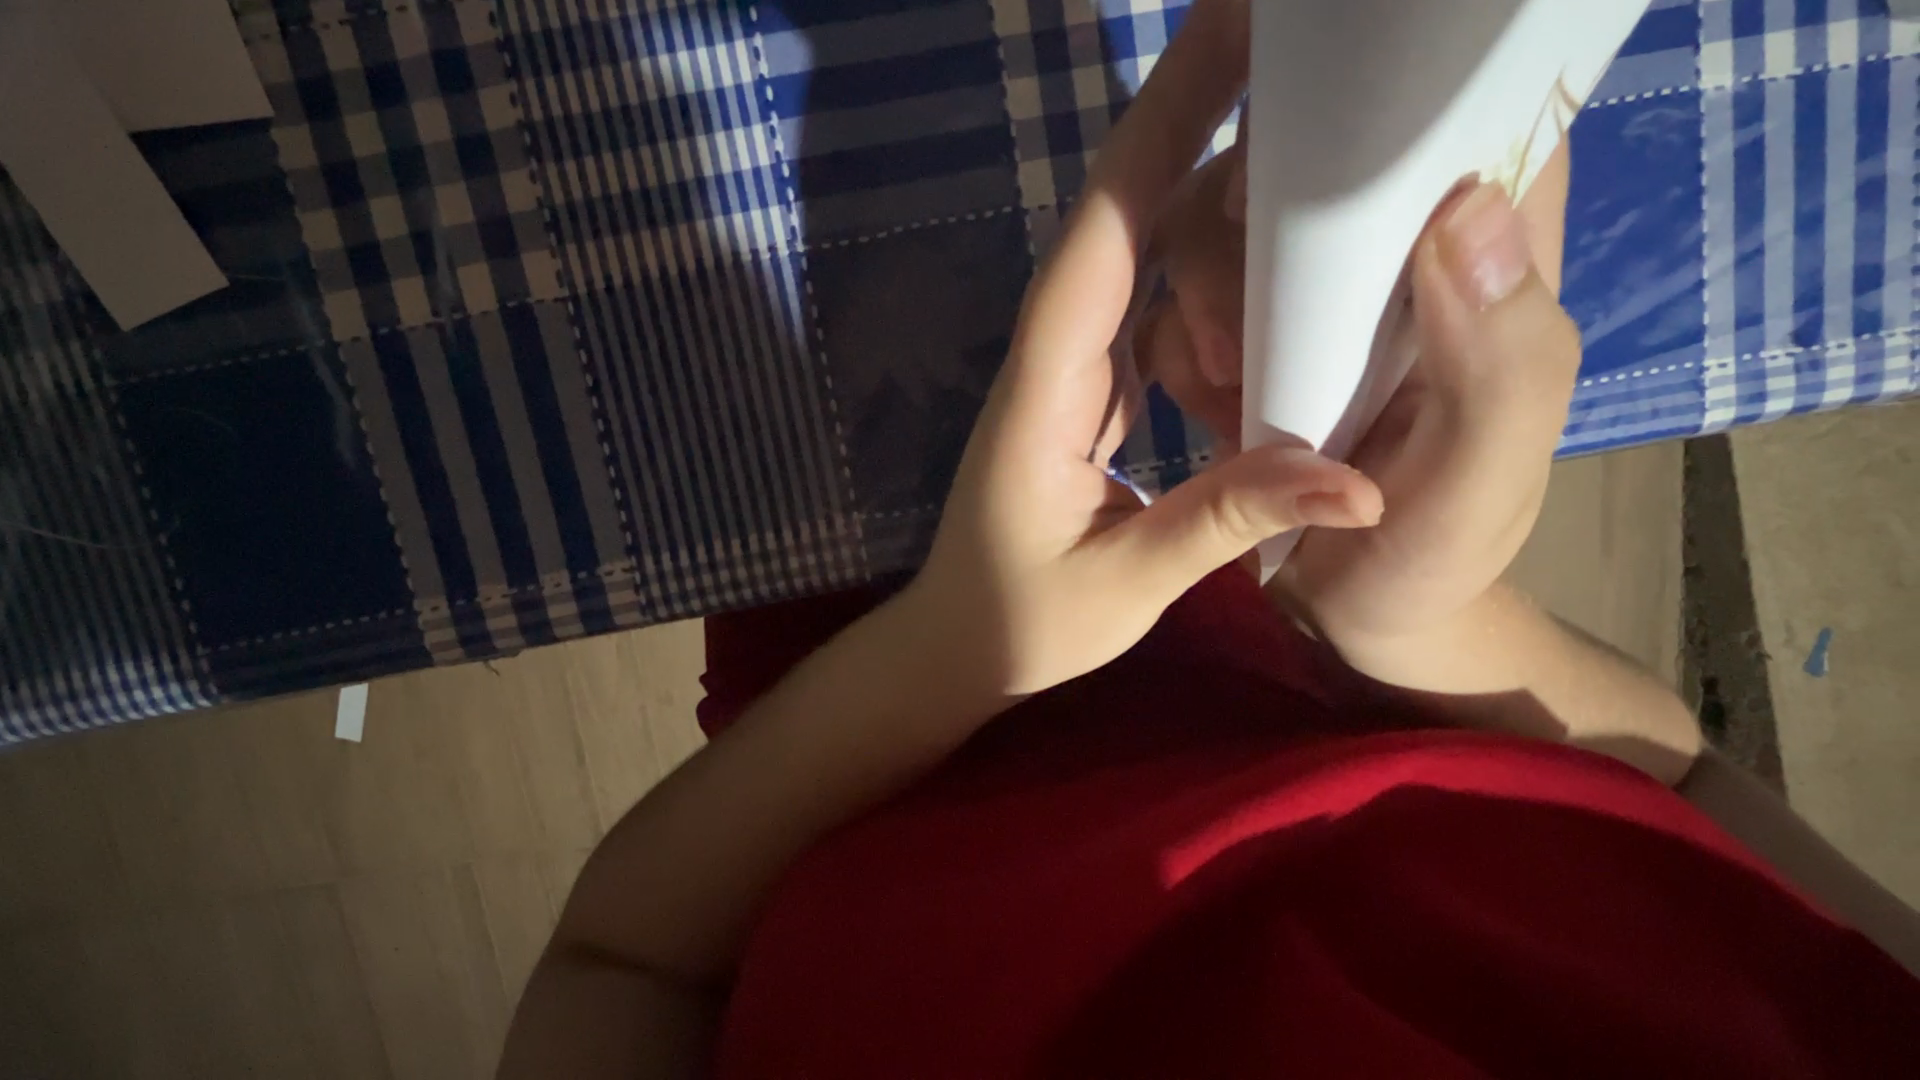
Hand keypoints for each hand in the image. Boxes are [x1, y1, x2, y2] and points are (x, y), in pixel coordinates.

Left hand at [891, 0, 1379, 702]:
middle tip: (1281, 36)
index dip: (1157, 134)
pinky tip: (1255, 239)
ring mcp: (1066, 373)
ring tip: (1287, 113)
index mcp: (1043, 396)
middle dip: (1184, 122)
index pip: (1101, 241)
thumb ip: (1225, 522)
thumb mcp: (1126, 584)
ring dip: (1194, 179)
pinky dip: (1194, 260)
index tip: (1229, 36)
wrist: (963, 645)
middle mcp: (1050, 362)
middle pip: (1114, 220)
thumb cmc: (1024, 624)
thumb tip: (1355, 484)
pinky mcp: (1085, 395)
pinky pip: (1141, 307)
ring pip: (1128, 255)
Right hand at [1142, 125, 1581, 685]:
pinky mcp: (1245, 345)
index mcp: (1484, 275)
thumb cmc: (1431, 555)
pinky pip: (1184, 302)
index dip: (1389, 119)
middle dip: (1252, 232)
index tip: (1315, 180)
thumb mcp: (1482, 481)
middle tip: (1241, 331)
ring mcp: (1307, 307)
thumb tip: (1461, 207)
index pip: (1460, 131)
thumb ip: (1498, 364)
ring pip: (1228, 229)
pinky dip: (1177, 344)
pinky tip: (1210, 406)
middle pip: (1306, 170)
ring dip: (1203, 298)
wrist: (1351, 612)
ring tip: (1224, 386)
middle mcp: (1390, 270)